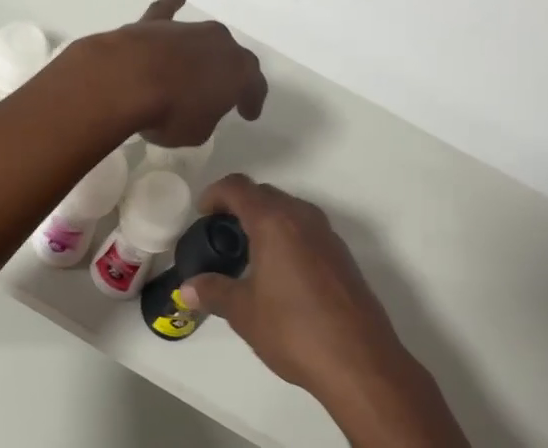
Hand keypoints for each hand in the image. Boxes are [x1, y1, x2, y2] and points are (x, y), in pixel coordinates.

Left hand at [75, 0, 265, 147]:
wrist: (128, 79)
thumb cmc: (171, 111)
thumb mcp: (197, 131)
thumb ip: (205, 116)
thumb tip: (199, 106)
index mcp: (238, 71)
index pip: (254, 85)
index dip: (253, 99)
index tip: (247, 113)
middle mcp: (218, 43)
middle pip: (230, 56)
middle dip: (228, 72)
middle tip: (222, 90)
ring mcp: (186, 29)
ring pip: (202, 37)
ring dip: (200, 51)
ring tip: (195, 66)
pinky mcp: (155, 23)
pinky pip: (168, 10)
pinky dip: (173, 4)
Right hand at [180, 175, 407, 395]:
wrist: (360, 361)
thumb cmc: (294, 329)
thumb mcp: (244, 312)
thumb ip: (214, 292)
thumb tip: (187, 288)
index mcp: (274, 221)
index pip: (238, 186)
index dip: (215, 194)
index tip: (202, 215)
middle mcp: (302, 217)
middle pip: (264, 194)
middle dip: (240, 207)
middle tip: (221, 236)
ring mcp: (328, 235)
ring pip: (289, 210)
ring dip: (266, 221)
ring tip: (249, 254)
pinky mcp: (343, 256)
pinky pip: (307, 230)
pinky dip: (288, 237)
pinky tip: (281, 273)